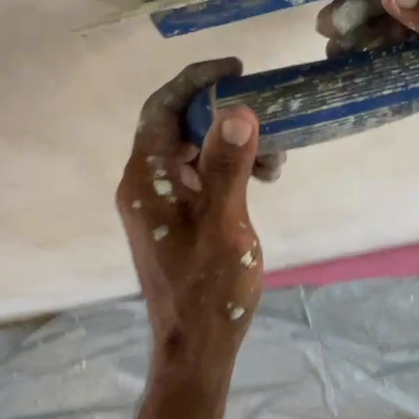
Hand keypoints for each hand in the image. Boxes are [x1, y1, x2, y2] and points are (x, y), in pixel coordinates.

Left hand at [118, 59, 268, 368]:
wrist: (195, 347)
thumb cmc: (208, 290)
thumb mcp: (225, 224)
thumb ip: (228, 165)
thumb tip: (237, 110)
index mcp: (146, 179)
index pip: (161, 109)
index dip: (196, 81)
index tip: (237, 70)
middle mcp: (144, 186)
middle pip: (177, 127)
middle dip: (223, 116)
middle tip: (267, 119)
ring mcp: (158, 207)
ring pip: (192, 154)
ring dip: (231, 146)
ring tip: (275, 161)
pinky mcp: (174, 224)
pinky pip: (198, 180)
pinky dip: (226, 171)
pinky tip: (259, 182)